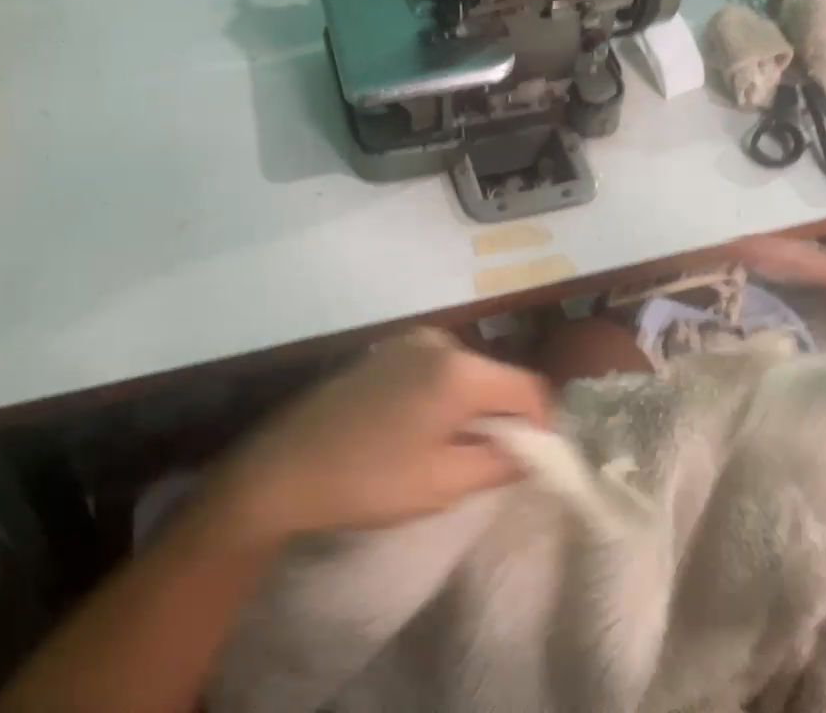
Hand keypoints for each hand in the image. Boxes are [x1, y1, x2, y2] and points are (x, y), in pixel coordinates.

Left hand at [218, 328, 551, 539]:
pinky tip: (420, 434)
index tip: (530, 463)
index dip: (541, 426)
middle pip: (496, 377)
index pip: (528, 388)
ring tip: (451, 454)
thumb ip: (500, 462)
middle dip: (504, 418)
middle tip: (491, 465)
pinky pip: (436, 372)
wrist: (284, 468)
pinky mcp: (383, 354)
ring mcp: (405, 343)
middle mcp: (437, 342)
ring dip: (472, 409)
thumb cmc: (369, 480)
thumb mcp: (443, 483)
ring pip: (466, 375)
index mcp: (457, 369)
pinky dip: (444, 399)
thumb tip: (530, 452)